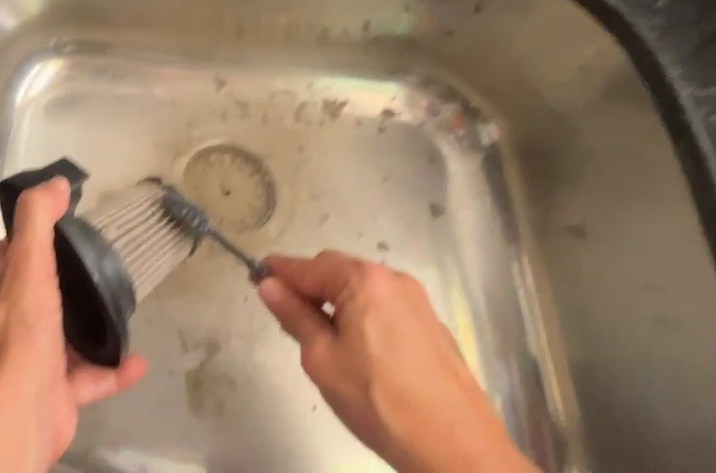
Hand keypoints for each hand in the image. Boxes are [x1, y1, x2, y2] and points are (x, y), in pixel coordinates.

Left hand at [0, 178, 148, 472]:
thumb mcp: (28, 262)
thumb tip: (56, 182)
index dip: (34, 235)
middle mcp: (7, 320)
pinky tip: (138, 360)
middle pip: (38, 290)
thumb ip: (38, 219)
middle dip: (65, 279)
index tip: (66, 223)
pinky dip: (112, 367)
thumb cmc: (20, 329)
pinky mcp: (55, 391)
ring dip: (90, 323)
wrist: (19, 410)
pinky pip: (89, 375)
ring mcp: (32, 357)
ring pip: (64, 333)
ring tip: (120, 305)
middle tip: (100, 262)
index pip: (11, 250)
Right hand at [257, 251, 536, 472]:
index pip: (307, 265)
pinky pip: (387, 310)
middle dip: (310, 289)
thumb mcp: (322, 360)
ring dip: (339, 305)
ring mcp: (419, 303)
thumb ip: (294, 316)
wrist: (459, 451)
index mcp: (363, 279)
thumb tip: (269, 285)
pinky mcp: (435, 329)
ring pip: (364, 292)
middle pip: (337, 272)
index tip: (256, 277)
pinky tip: (363, 354)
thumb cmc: (379, 401)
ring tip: (325, 342)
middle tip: (288, 318)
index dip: (279, 272)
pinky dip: (365, 319)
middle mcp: (393, 279)